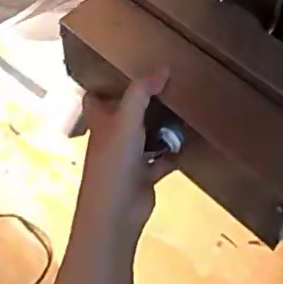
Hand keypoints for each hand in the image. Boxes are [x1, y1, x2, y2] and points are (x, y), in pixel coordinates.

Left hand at [74, 70, 174, 242]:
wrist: (115, 215)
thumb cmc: (113, 164)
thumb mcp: (126, 120)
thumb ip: (141, 92)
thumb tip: (163, 68)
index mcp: (101, 123)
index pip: (94, 99)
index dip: (104, 85)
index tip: (123, 68)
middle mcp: (112, 138)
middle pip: (124, 114)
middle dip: (140, 101)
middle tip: (164, 82)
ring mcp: (127, 158)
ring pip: (145, 135)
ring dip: (160, 124)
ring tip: (181, 103)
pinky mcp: (144, 176)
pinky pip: (162, 158)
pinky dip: (173, 150)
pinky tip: (189, 138)